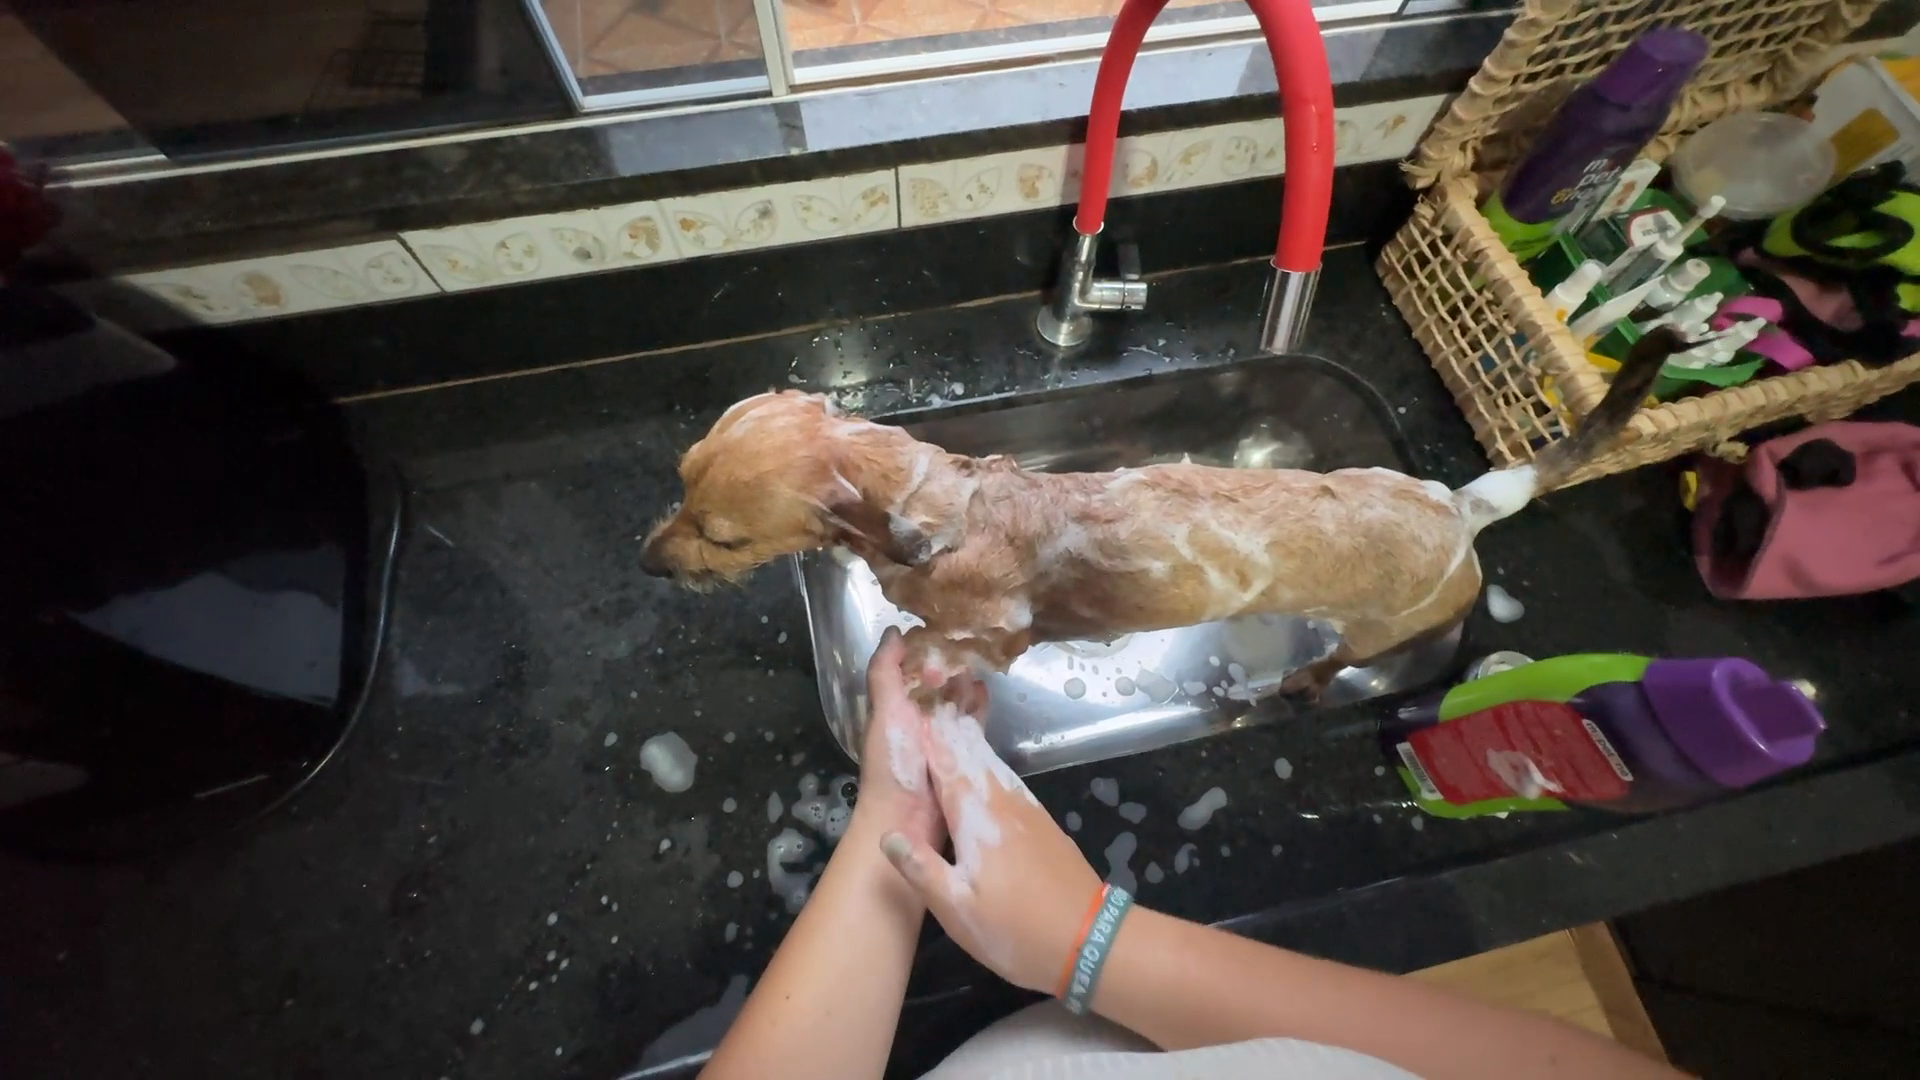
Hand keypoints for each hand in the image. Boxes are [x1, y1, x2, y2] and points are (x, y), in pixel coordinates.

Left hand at [855, 628, 971, 851]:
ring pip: (955, 702)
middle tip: (972, 643)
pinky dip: (979, 707)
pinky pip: (972, 725)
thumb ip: (885, 672)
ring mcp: (940, 738)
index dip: (924, 650)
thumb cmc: (893, 764)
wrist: (908, 821)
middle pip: (936, 684)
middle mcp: (916, 720)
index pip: (910, 669)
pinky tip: (986, 691)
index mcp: (895, 708)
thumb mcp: (885, 711)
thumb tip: (895, 630)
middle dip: (951, 664)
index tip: (943, 628)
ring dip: (966, 683)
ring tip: (982, 662)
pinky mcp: (960, 755)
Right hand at [878, 705, 1103, 993]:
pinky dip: (983, 760)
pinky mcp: (1037, 817)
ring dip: (964, 738)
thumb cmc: (1014, 928)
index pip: (944, 762)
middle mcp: (1000, 798)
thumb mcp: (957, 909)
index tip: (910, 698)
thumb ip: (921, 868)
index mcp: (976, 814)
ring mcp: (1023, 805)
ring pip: (987, 760)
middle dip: (946, 724)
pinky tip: (978, 763)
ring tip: (943, 716)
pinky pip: (1002, 776)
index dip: (926, 732)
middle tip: (924, 693)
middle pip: (968, 751)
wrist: (1087, 938)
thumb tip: (887, 833)